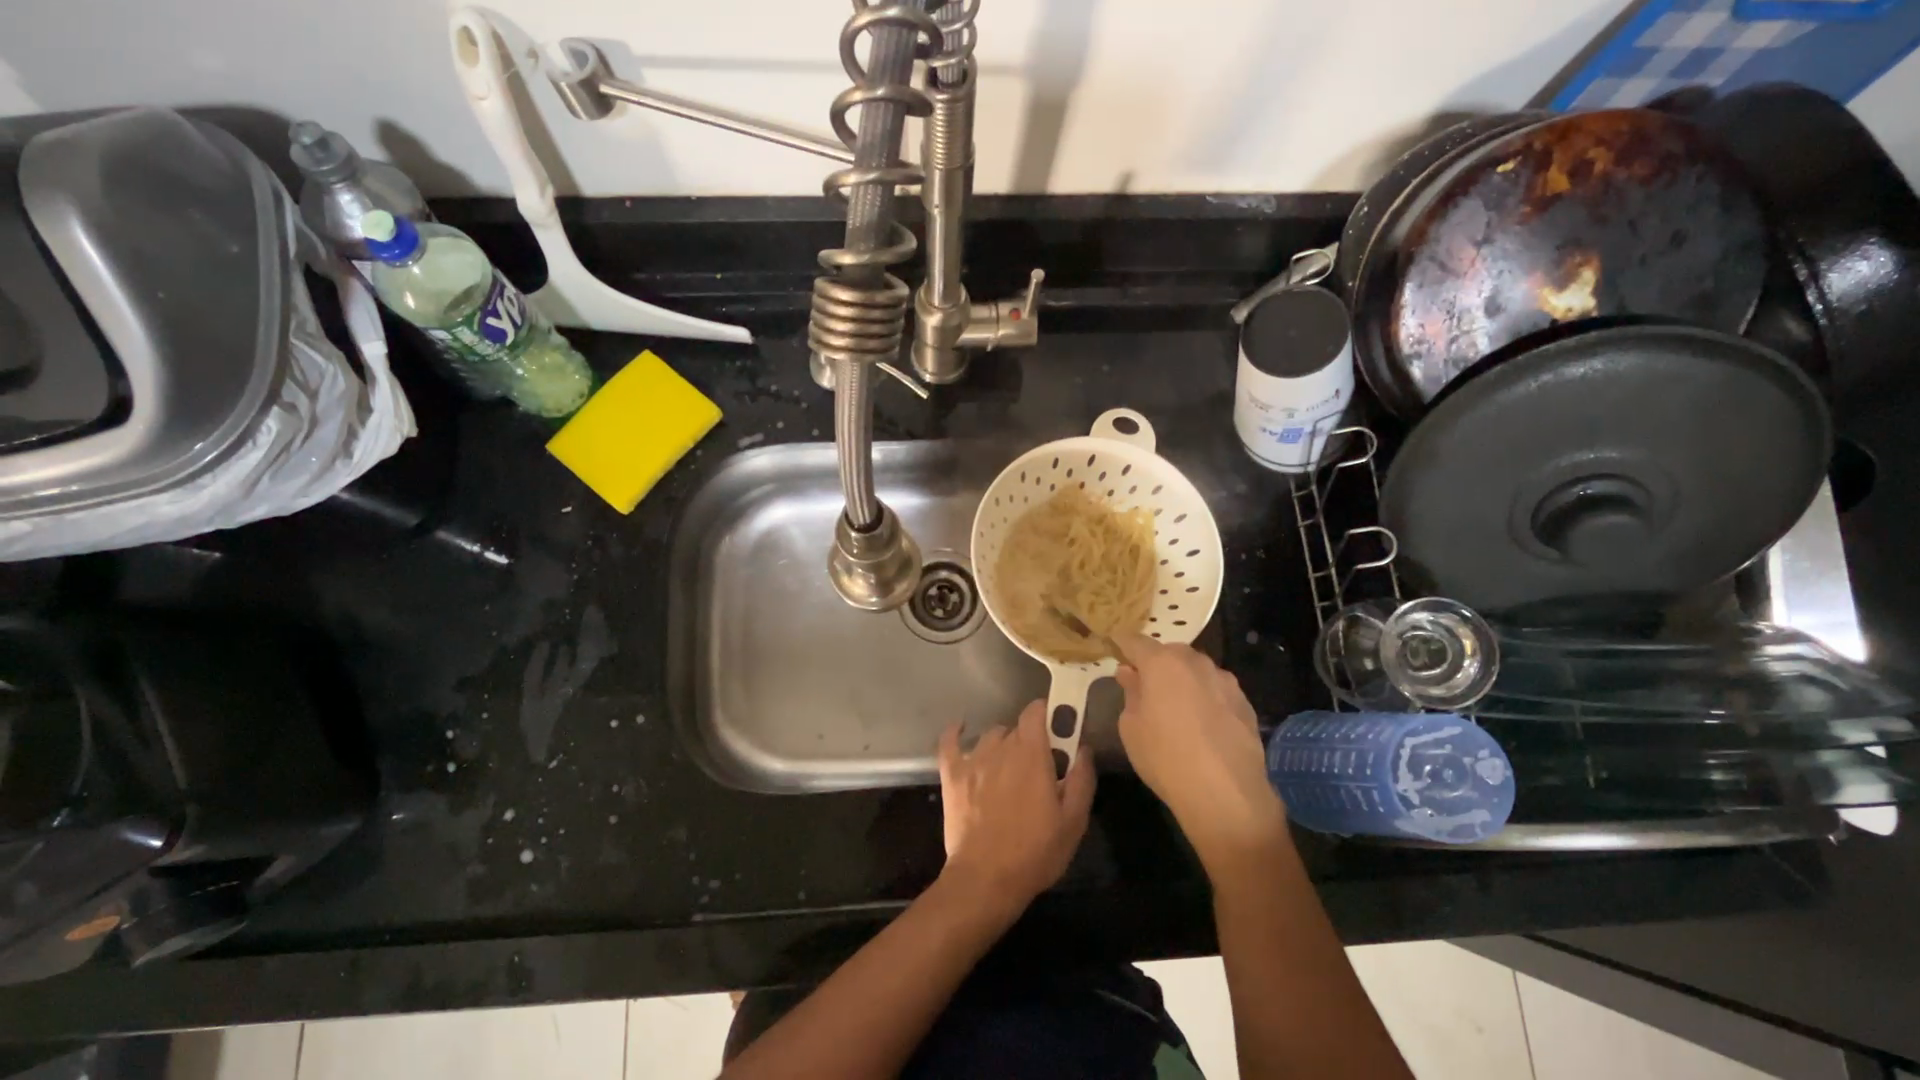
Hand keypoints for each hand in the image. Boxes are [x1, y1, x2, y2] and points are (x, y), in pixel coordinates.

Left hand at [937, 701, 1096, 909]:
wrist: (986, 879)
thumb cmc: (1035, 852)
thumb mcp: (1073, 821)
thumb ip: (1081, 779)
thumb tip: (1082, 749)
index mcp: (1032, 754)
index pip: (1037, 712)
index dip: (1048, 714)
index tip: (1058, 729)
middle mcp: (1001, 748)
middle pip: (1016, 728)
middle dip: (1030, 741)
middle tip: (1039, 769)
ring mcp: (972, 760)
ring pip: (990, 736)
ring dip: (1002, 745)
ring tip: (1008, 769)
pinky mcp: (951, 776)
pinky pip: (949, 742)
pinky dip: (956, 733)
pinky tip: (960, 731)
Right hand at [1113, 634, 1285, 863]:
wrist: (1225, 792)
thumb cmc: (1165, 757)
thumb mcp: (1131, 727)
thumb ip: (1130, 693)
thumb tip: (1130, 673)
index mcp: (1163, 663)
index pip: (1135, 641)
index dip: (1122, 646)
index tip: (1115, 652)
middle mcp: (1197, 663)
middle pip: (1170, 653)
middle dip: (1156, 664)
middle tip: (1146, 688)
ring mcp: (1226, 681)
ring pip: (1197, 671)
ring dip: (1184, 681)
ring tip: (1177, 709)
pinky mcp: (1245, 703)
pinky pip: (1217, 691)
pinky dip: (1206, 699)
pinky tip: (1203, 726)